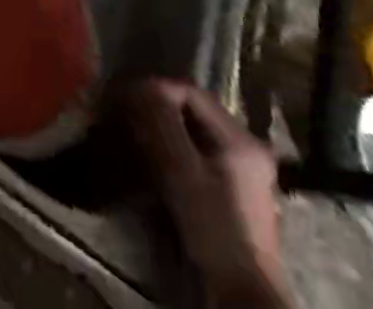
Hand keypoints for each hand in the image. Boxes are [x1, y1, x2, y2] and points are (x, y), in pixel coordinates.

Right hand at [129, 80, 291, 308]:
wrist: (242, 287)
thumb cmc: (213, 227)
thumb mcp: (181, 172)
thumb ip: (162, 126)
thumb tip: (141, 84)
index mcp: (240, 137)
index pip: (191, 92)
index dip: (155, 89)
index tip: (124, 98)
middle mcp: (248, 145)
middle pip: (193, 109)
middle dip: (157, 107)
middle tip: (125, 114)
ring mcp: (245, 167)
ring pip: (195, 129)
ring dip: (164, 126)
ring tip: (135, 133)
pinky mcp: (236, 187)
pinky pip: (199, 149)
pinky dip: (175, 145)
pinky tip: (157, 158)